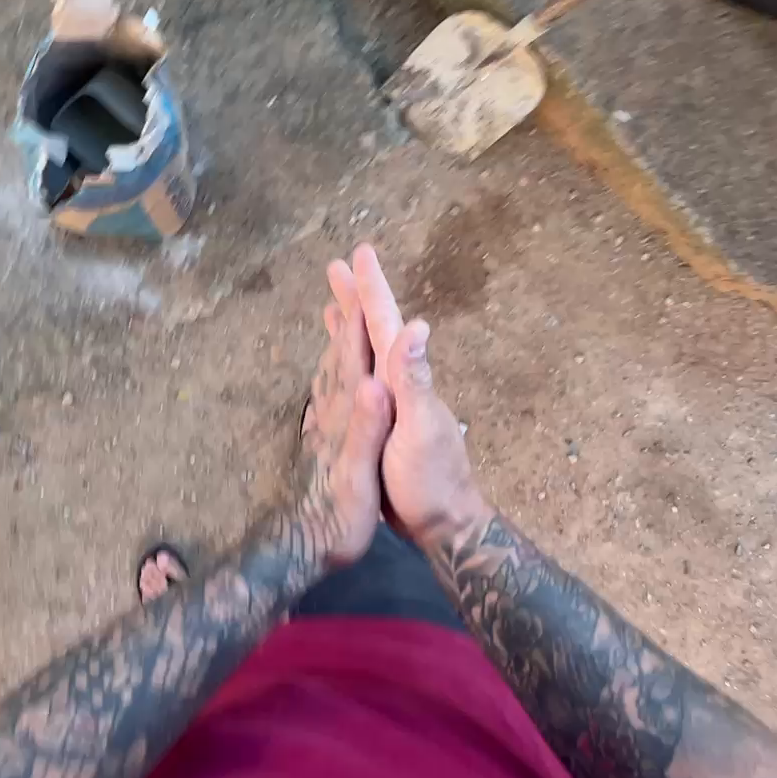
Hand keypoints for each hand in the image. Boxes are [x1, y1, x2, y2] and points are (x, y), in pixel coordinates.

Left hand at [302, 257, 394, 567]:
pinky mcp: (321, 439)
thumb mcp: (360, 476)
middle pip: (339, 350)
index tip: (360, 276)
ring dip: (335, 337)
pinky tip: (328, 371)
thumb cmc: (338, 516)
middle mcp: (332, 410)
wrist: (304, 545)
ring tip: (334, 312)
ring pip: (330, 368)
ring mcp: (324, 423)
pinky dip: (330, 371)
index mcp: (348, 413)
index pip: (356, 355)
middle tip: (339, 273)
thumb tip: (376, 383)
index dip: (358, 315)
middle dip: (343, 311)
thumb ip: (367, 429)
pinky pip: (326, 393)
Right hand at [344, 245, 490, 549]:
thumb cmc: (429, 479)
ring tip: (335, 306)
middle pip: (374, 329)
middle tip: (337, 267)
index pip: (385, 322)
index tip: (359, 253)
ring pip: (367, 353)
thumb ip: (415, 379)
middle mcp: (398, 383)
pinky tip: (343, 365)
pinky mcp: (383, 422)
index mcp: (403, 378)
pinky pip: (361, 378)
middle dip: (357, 297)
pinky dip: (350, 363)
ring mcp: (392, 403)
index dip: (371, 288)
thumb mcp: (421, 428)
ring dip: (352, 326)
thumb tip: (416, 325)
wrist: (441, 523)